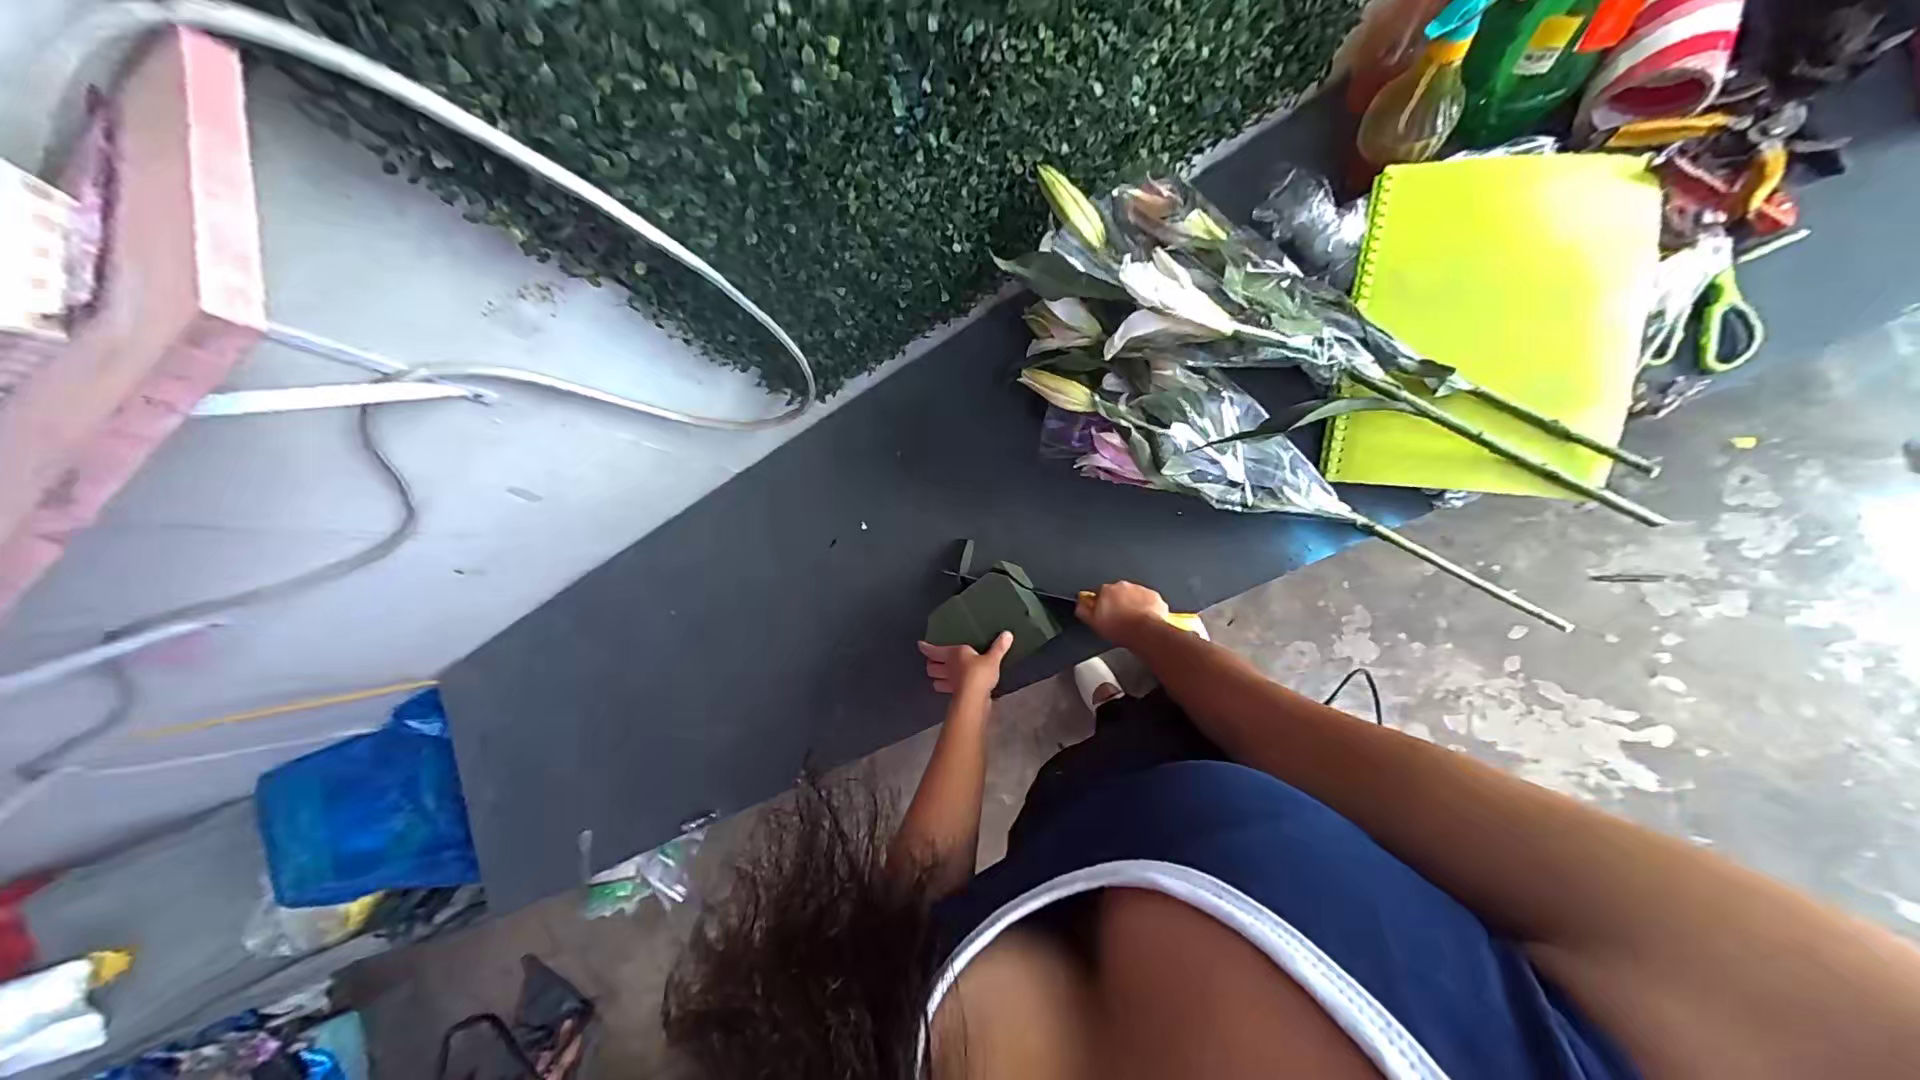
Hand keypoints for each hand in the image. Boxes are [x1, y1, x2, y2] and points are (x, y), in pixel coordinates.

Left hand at [917, 632, 1012, 696]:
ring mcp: (949, 683)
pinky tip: (953, 686)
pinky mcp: (955, 695)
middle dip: (930, 664)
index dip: (925, 648)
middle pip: (931, 667)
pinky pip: (947, 689)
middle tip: (932, 661)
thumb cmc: (979, 673)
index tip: (920, 644)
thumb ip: (998, 647)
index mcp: (953, 654)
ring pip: (936, 680)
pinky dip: (947, 687)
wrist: (974, 698)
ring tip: (940, 675)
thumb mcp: (992, 659)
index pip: (933, 650)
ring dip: (936, 678)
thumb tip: (1007, 634)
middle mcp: (948, 668)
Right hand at [1076, 581, 1170, 645]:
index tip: (1104, 613)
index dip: (1101, 603)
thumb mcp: (1093, 623)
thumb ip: (1083, 610)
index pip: (1100, 592)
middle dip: (1117, 602)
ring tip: (1132, 621)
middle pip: (1117, 592)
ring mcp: (1140, 590)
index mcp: (1106, 590)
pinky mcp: (1154, 596)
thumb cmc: (1121, 629)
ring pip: (1134, 595)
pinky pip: (1148, 600)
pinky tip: (1144, 619)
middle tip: (1119, 618)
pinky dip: (1146, 607)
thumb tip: (1080, 604)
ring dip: (1132, 604)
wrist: (1144, 633)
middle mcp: (1123, 586)